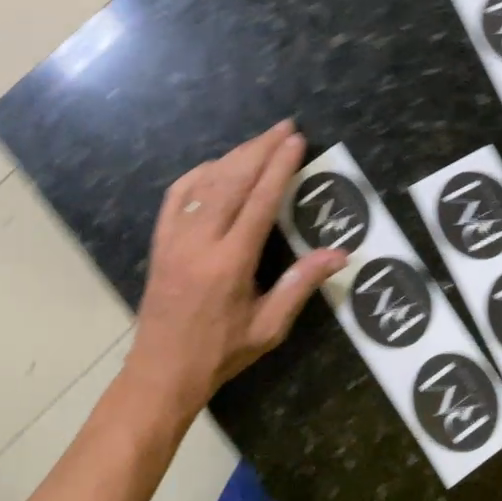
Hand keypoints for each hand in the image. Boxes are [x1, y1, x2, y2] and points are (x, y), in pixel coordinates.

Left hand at [128, 120, 347, 414]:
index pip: (260, 201)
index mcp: (230, 263)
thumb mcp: (269, 327)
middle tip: (285, 127)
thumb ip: (301, 284)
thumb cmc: (221, 353)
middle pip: (233, 180)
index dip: (280, 167)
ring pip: (206, 181)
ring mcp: (175, 237)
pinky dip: (200, 172)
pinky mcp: (160, 239)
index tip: (296, 140)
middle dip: (261, 148)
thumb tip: (341, 253)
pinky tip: (218, 165)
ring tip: (262, 140)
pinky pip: (178, 193)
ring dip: (236, 155)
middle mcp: (200, 242)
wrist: (160, 373)